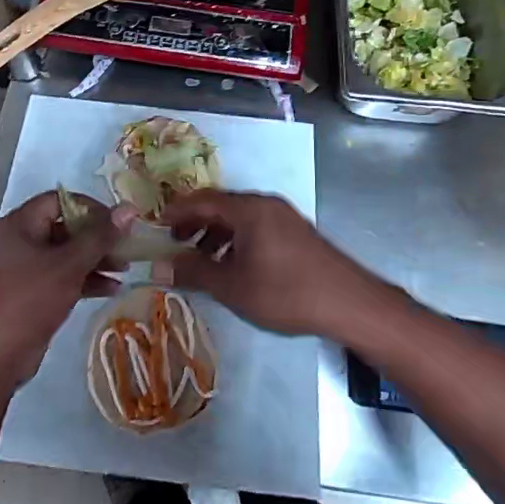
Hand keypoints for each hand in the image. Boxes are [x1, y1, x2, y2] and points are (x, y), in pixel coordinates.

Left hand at [0, 190, 133, 386]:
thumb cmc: (28, 301)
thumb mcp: (68, 265)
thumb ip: (100, 236)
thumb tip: (129, 209)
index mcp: (19, 224)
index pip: (60, 200)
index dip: (91, 208)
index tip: (118, 223)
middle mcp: (19, 241)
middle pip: (64, 227)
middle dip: (97, 238)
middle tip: (127, 247)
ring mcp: (22, 269)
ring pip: (65, 254)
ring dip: (95, 260)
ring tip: (125, 269)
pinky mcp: (29, 294)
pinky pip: (61, 277)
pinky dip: (84, 280)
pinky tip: (111, 289)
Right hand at [163, 190, 390, 339]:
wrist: (348, 303)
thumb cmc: (285, 292)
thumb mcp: (232, 286)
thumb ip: (193, 273)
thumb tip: (158, 266)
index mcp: (249, 208)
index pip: (203, 200)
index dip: (177, 212)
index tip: (156, 226)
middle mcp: (266, 204)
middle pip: (221, 205)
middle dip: (195, 223)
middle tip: (175, 243)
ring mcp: (284, 216)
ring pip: (239, 217)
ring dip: (215, 234)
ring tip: (201, 259)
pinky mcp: (296, 232)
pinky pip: (256, 226)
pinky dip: (236, 239)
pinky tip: (233, 266)